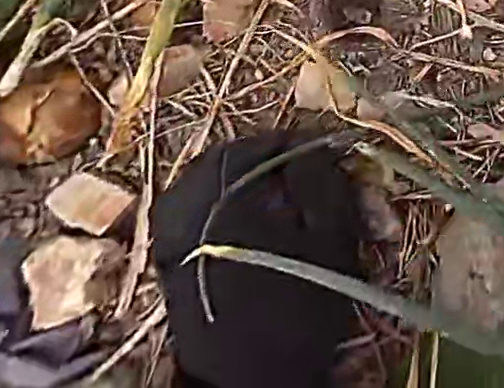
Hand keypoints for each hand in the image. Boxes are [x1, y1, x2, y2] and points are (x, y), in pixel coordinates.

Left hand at [152, 133, 361, 387]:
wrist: (262, 379)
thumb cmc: (305, 303)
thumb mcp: (332, 235)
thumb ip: (322, 181)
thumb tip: (309, 148)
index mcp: (227, 212)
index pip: (248, 151)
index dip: (284, 139)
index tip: (313, 144)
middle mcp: (189, 225)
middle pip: (212, 163)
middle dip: (255, 151)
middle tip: (290, 155)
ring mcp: (173, 249)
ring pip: (193, 186)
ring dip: (231, 172)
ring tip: (266, 175)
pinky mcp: (171, 270)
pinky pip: (184, 213)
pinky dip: (211, 198)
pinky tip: (241, 206)